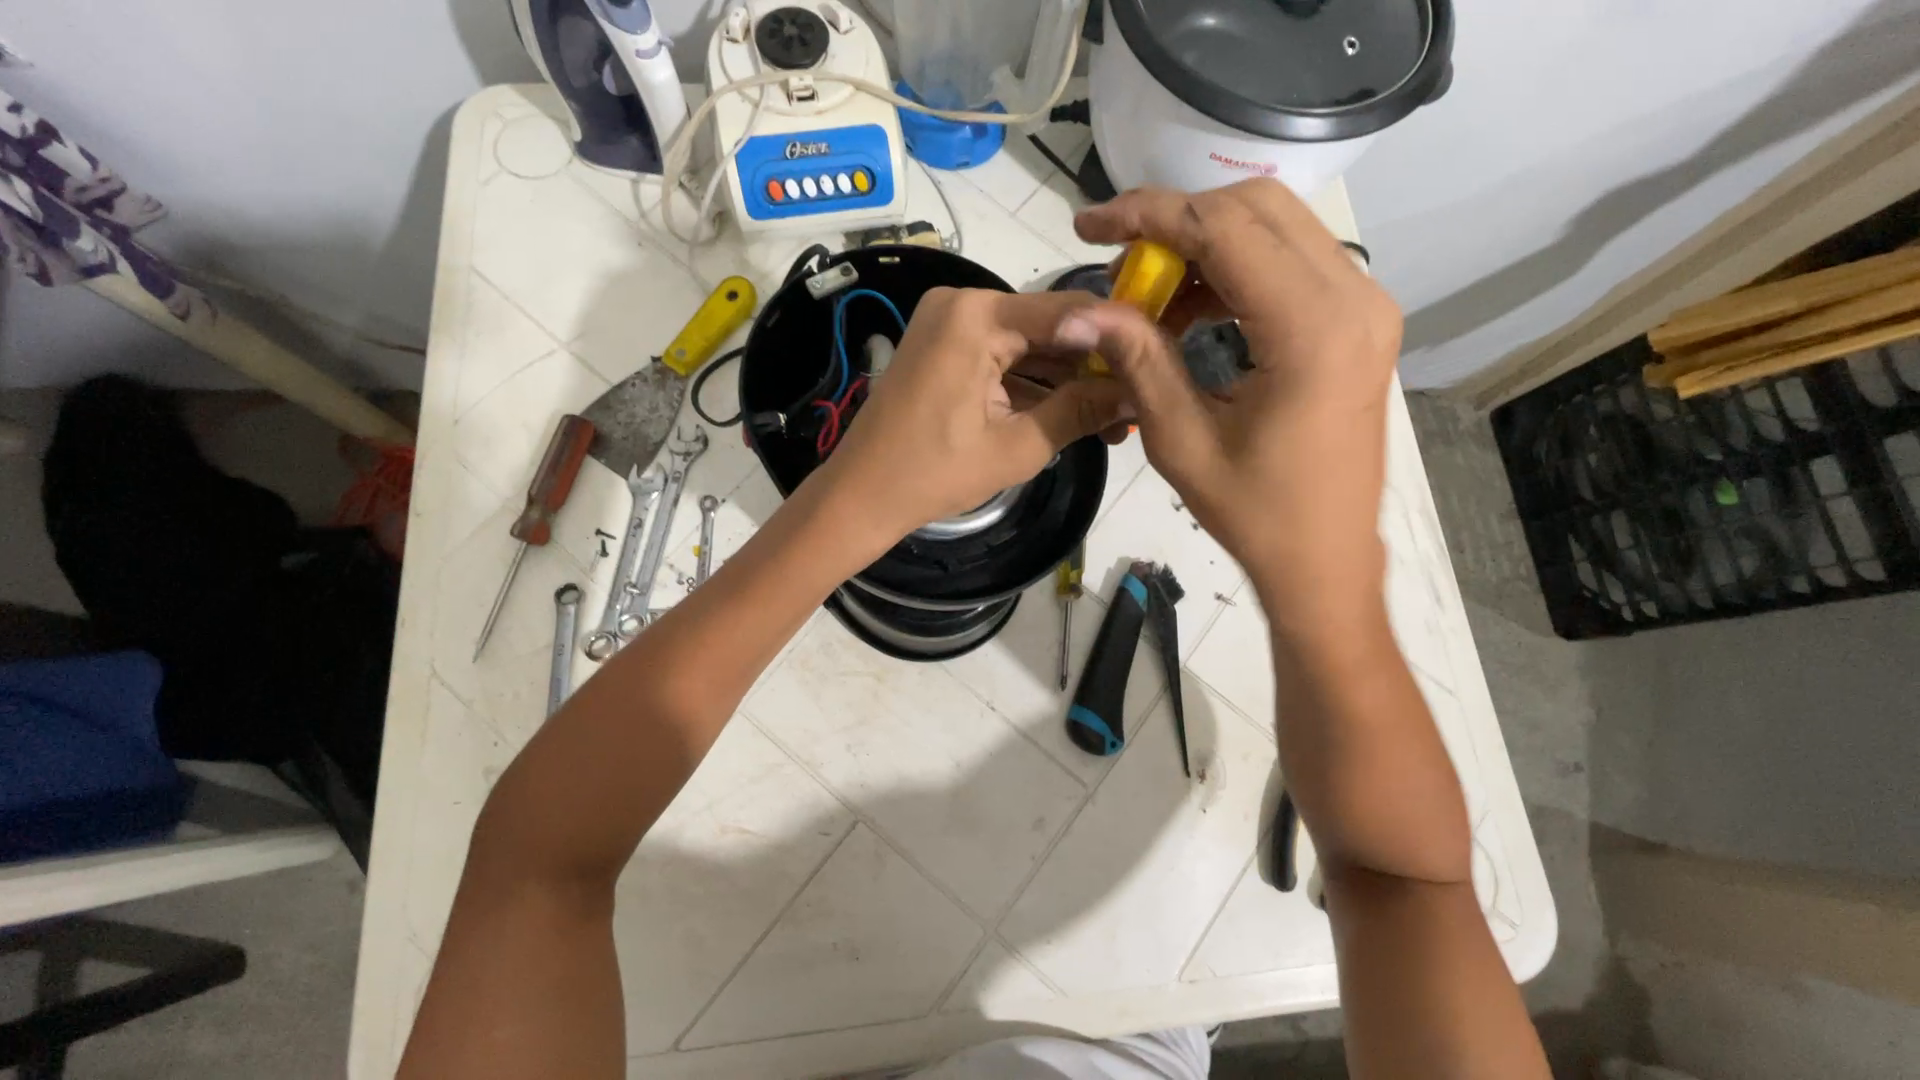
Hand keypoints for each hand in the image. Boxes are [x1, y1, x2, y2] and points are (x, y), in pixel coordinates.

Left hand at [812, 287, 1128, 541]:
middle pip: (1048, 327)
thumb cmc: (934, 473)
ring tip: (1114, 418)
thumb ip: (1080, 411)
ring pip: (1028, 344)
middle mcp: (962, 303)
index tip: (1157, 364)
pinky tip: (1072, 412)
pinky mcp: (944, 346)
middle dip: (1092, 367)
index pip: (1069, 312)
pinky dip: (1032, 384)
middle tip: (1137, 402)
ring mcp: (949, 323)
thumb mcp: (1017, 446)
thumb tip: (1138, 394)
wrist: (861, 496)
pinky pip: (1001, 356)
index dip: (1117, 338)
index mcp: (976, 315)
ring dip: (1066, 380)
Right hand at [1057, 179, 1403, 627]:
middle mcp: (1355, 298)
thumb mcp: (1181, 440)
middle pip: (1258, 207)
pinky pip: (1293, 260)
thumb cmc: (1254, 513)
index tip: (1091, 224)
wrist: (1327, 558)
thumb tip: (1077, 310)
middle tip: (1119, 257)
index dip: (1149, 215)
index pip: (1224, 229)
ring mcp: (1366, 304)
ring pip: (1278, 225)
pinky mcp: (1360, 318)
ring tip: (1150, 292)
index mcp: (1312, 330)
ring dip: (1206, 242)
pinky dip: (1236, 267)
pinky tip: (1193, 310)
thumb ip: (1136, 359)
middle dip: (1177, 219)